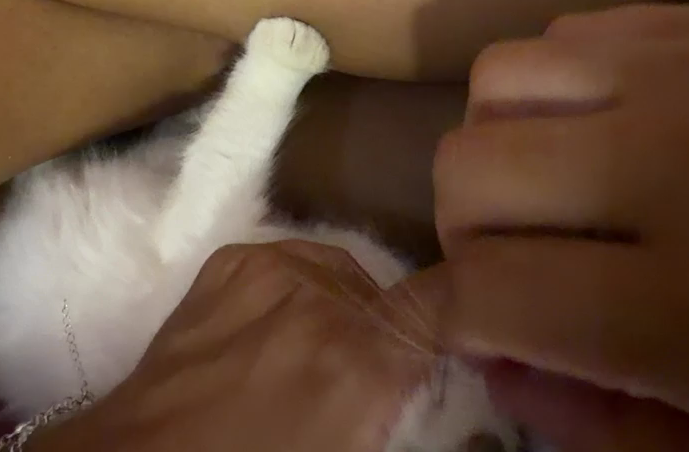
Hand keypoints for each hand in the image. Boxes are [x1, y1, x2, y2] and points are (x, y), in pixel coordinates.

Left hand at [35, 240, 441, 451]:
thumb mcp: (349, 449)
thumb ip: (399, 410)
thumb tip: (436, 394)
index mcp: (361, 361)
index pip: (440, 306)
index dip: (459, 316)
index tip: (460, 340)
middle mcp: (321, 298)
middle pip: (386, 294)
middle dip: (386, 331)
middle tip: (363, 376)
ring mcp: (268, 266)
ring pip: (338, 268)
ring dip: (341, 304)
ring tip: (315, 348)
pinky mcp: (229, 258)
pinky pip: (288, 256)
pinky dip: (296, 284)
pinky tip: (276, 321)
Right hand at [429, 5, 688, 451]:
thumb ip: (607, 428)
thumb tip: (484, 362)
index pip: (488, 290)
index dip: (448, 315)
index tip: (459, 323)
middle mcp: (685, 171)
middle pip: (467, 167)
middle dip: (467, 230)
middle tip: (516, 259)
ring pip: (497, 80)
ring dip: (502, 142)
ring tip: (556, 180)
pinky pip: (566, 34)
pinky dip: (560, 89)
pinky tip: (616, 127)